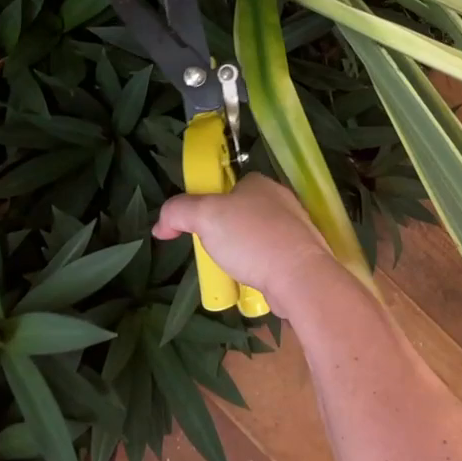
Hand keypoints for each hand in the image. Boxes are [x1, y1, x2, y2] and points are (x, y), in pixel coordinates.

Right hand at [154, 174, 345, 304]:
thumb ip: (177, 212)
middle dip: (223, 232)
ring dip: (241, 251)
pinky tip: (251, 278)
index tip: (198, 227)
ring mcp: (294, 227)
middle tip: (212, 250)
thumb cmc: (251, 238)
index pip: (227, 187)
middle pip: (240, 212)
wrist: (298, 276)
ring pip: (255, 236)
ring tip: (231, 268)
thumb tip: (161, 224)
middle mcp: (280, 199)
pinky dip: (258, 266)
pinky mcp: (301, 253)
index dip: (207, 204)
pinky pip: (270, 256)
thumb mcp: (204, 216)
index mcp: (259, 182)